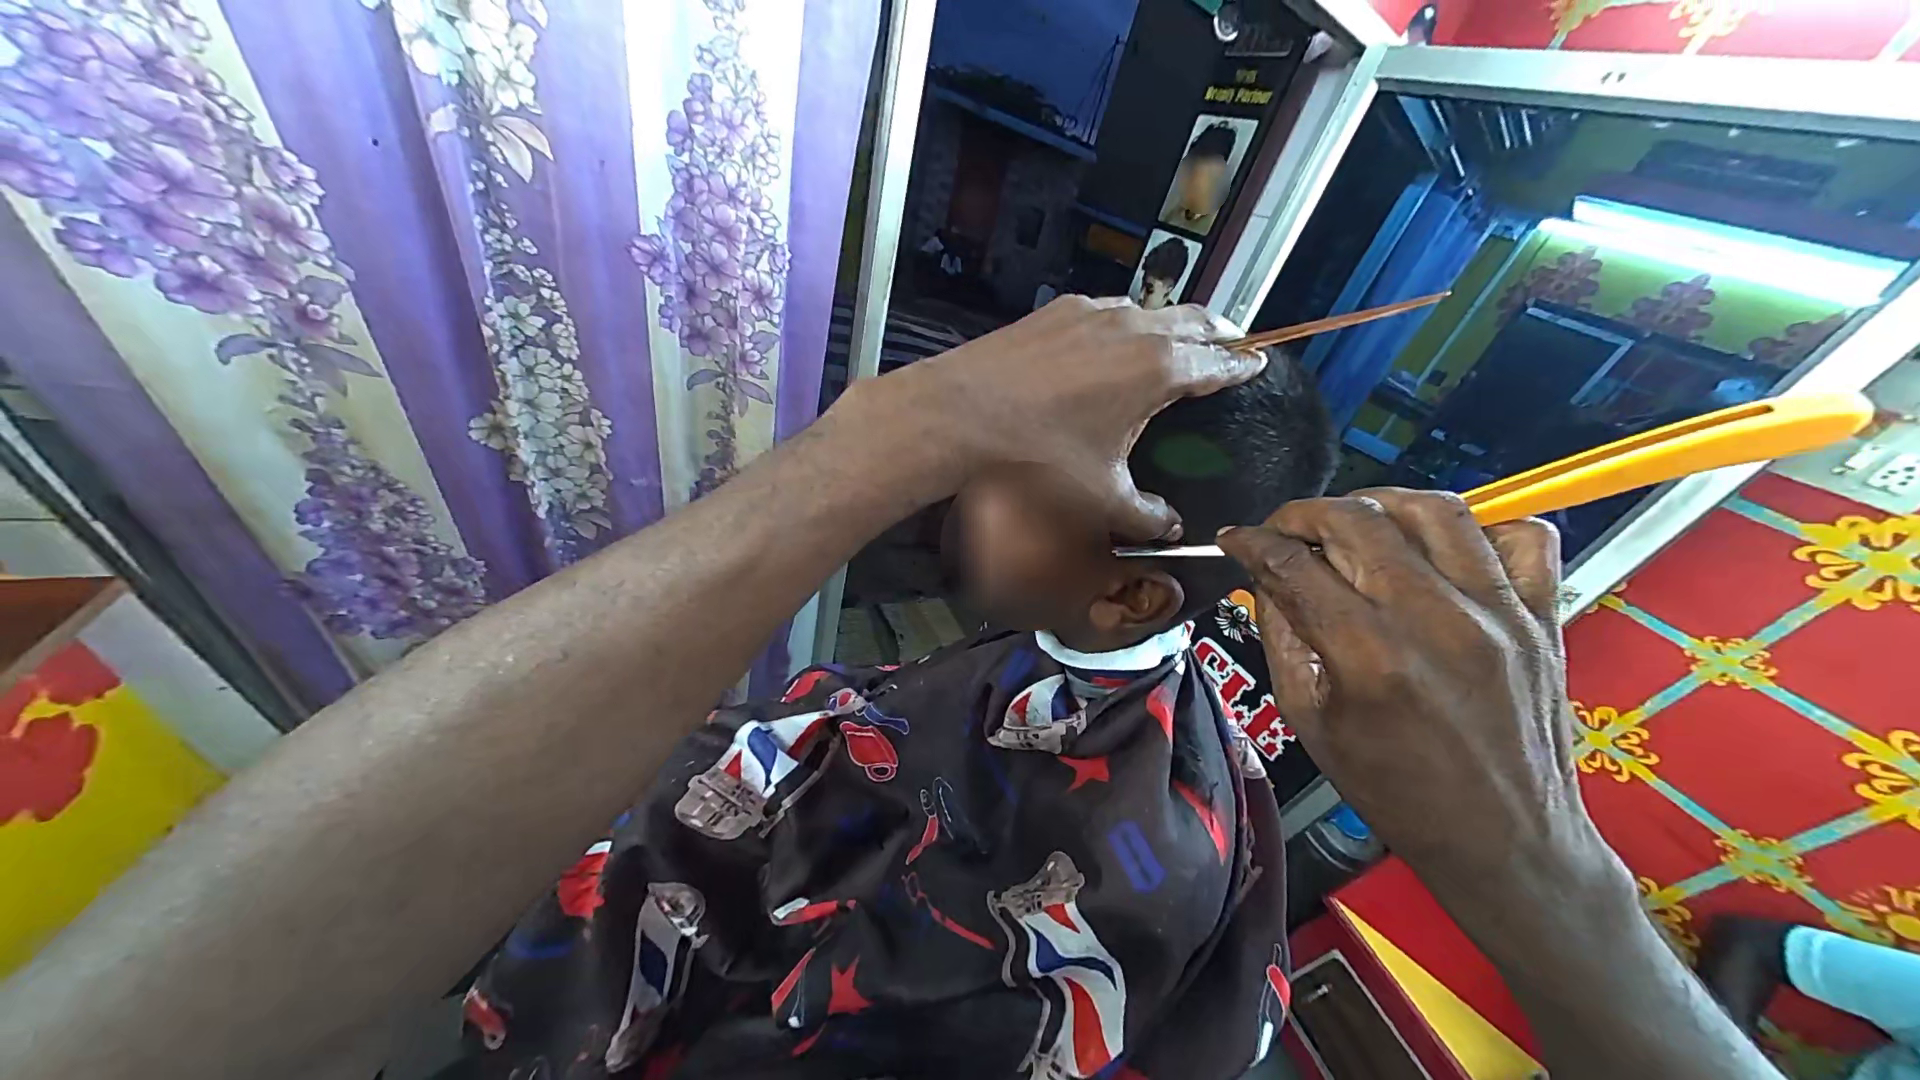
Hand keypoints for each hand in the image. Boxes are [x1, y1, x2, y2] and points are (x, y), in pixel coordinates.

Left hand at [836, 296, 1263, 540]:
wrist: (958, 414)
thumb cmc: (1035, 456)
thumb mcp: (1098, 495)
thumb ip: (1144, 513)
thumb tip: (1167, 528)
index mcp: (1158, 368)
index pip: (1221, 360)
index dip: (1244, 364)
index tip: (1258, 362)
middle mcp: (1134, 328)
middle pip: (1196, 320)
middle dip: (1219, 333)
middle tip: (1229, 345)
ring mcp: (1092, 312)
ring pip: (1150, 310)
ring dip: (1171, 324)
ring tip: (1173, 343)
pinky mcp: (1056, 311)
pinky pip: (1106, 312)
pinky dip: (1124, 324)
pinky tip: (1109, 345)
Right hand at [1217, 489, 1606, 902]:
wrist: (1504, 839)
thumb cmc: (1390, 786)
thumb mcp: (1307, 717)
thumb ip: (1283, 635)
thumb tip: (1267, 577)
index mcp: (1367, 653)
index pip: (1294, 565)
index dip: (1252, 542)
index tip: (1234, 539)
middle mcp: (1435, 617)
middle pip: (1357, 520)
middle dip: (1303, 513)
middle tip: (1283, 529)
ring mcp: (1499, 611)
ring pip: (1435, 509)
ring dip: (1378, 502)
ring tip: (1352, 521)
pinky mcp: (1543, 616)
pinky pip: (1524, 535)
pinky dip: (1479, 526)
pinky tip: (1442, 547)